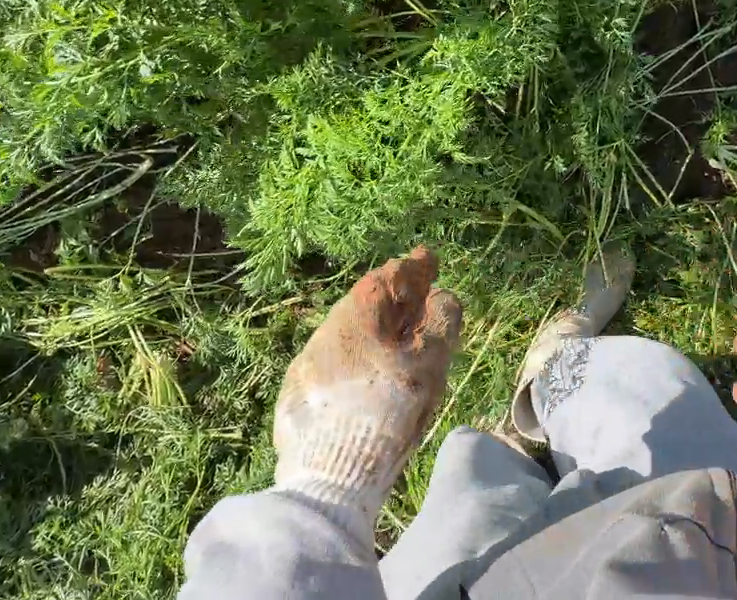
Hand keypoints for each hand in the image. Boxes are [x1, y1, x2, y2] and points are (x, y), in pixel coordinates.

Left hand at [273, 247, 460, 544]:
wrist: (327, 476)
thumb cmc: (388, 411)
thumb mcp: (429, 364)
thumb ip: (441, 322)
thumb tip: (441, 297)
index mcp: (360, 313)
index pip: (392, 276)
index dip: (416, 268)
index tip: (430, 259)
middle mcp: (327, 328)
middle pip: (367, 303)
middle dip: (395, 299)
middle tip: (417, 301)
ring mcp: (306, 361)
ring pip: (347, 333)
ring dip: (373, 331)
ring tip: (394, 343)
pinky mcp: (295, 393)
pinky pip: (331, 363)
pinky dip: (353, 360)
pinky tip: (364, 379)